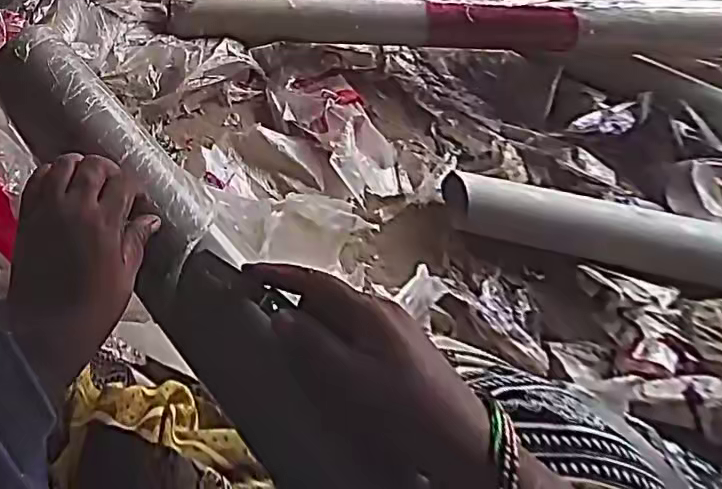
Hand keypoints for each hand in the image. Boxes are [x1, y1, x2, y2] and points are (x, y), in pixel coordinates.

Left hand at [7, 155, 160, 392]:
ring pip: (63, 164)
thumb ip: (136, 241)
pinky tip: (59, 184)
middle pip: (93, 165)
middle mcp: (74, 207)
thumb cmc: (89, 311)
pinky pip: (37, 178)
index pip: (123, 182)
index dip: (133, 186)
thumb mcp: (124, 278)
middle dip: (108, 170)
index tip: (136, 198)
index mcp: (103, 223)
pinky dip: (50, 173)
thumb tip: (149, 220)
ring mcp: (47, 207)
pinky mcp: (27, 213)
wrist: (45, 330)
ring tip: (87, 180)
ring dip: (78, 166)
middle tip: (114, 184)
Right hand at [244, 263, 490, 484]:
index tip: (249, 272)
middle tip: (276, 324)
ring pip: (344, 314)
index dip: (277, 274)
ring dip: (320, 325)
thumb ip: (310, 342)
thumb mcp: (350, 378)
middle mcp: (384, 309)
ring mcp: (400, 328)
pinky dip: (340, 339)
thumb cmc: (409, 412)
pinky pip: (360, 331)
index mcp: (367, 308)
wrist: (472, 450)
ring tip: (309, 354)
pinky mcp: (410, 349)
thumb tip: (280, 316)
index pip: (312, 279)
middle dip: (298, 304)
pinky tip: (342, 368)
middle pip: (327, 295)